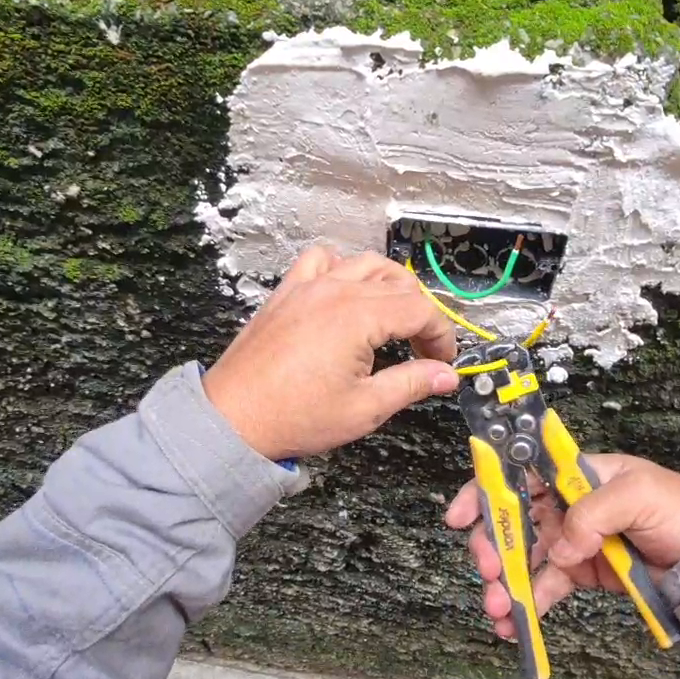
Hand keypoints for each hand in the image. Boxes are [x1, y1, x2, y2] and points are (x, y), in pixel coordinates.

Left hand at [204, 246, 460, 459]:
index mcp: (358, 316)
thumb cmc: (294, 417)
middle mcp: (335, 290)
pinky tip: (345, 293)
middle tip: (422, 351)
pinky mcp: (286, 292)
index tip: (443, 360)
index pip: (420, 309)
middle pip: (398, 284)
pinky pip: (321, 260)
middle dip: (420, 315)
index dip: (441, 334)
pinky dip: (342, 268)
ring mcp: (307, 286)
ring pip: (365, 263)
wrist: (233, 419)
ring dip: (389, 286)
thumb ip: (411, 384)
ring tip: (393, 319)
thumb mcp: (364, 408)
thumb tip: (446, 375)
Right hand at [443, 454, 679, 638]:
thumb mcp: (640, 495)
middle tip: (486, 572)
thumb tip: (559, 549)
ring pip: (523, 557)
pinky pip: (545, 587)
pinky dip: (528, 606)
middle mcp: (566, 504)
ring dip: (504, 582)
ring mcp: (573, 541)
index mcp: (575, 473)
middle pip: (511, 519)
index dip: (484, 490)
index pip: (518, 473)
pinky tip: (515, 627)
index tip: (459, 517)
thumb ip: (593, 513)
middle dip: (490, 545)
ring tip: (498, 609)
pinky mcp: (582, 574)